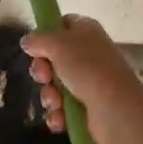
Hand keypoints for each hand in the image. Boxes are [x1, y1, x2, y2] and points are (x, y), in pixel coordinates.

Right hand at [22, 15, 142, 137]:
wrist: (115, 108)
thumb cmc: (87, 66)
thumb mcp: (58, 44)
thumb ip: (39, 39)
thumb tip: (27, 41)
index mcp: (85, 30)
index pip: (61, 25)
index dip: (46, 35)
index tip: (35, 47)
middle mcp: (87, 53)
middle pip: (54, 58)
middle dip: (42, 70)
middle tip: (43, 77)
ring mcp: (88, 82)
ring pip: (55, 85)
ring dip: (49, 95)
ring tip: (55, 102)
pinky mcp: (87, 108)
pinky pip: (63, 108)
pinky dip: (58, 114)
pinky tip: (59, 118)